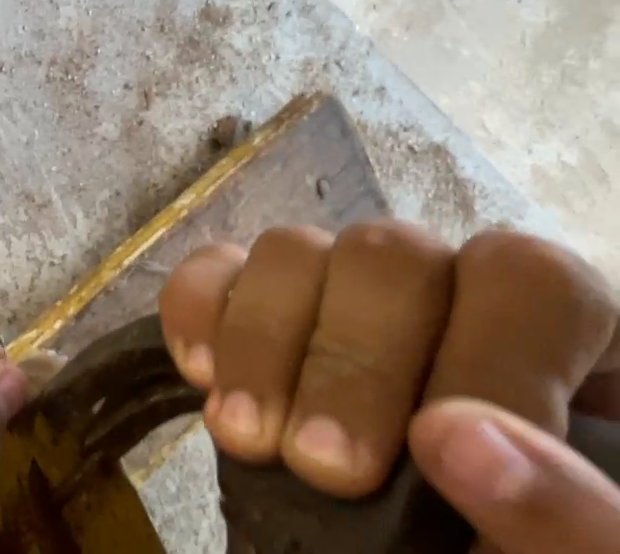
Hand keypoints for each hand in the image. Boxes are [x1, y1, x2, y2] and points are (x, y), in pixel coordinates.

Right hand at [159, 224, 619, 538]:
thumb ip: (577, 522)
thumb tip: (454, 438)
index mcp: (569, 345)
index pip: (528, 283)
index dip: (485, 353)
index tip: (439, 455)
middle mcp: (445, 292)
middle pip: (387, 256)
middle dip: (345, 361)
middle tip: (323, 469)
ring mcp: (336, 291)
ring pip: (289, 251)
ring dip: (259, 343)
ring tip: (249, 443)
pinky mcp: (252, 304)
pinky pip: (212, 269)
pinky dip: (196, 311)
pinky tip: (198, 377)